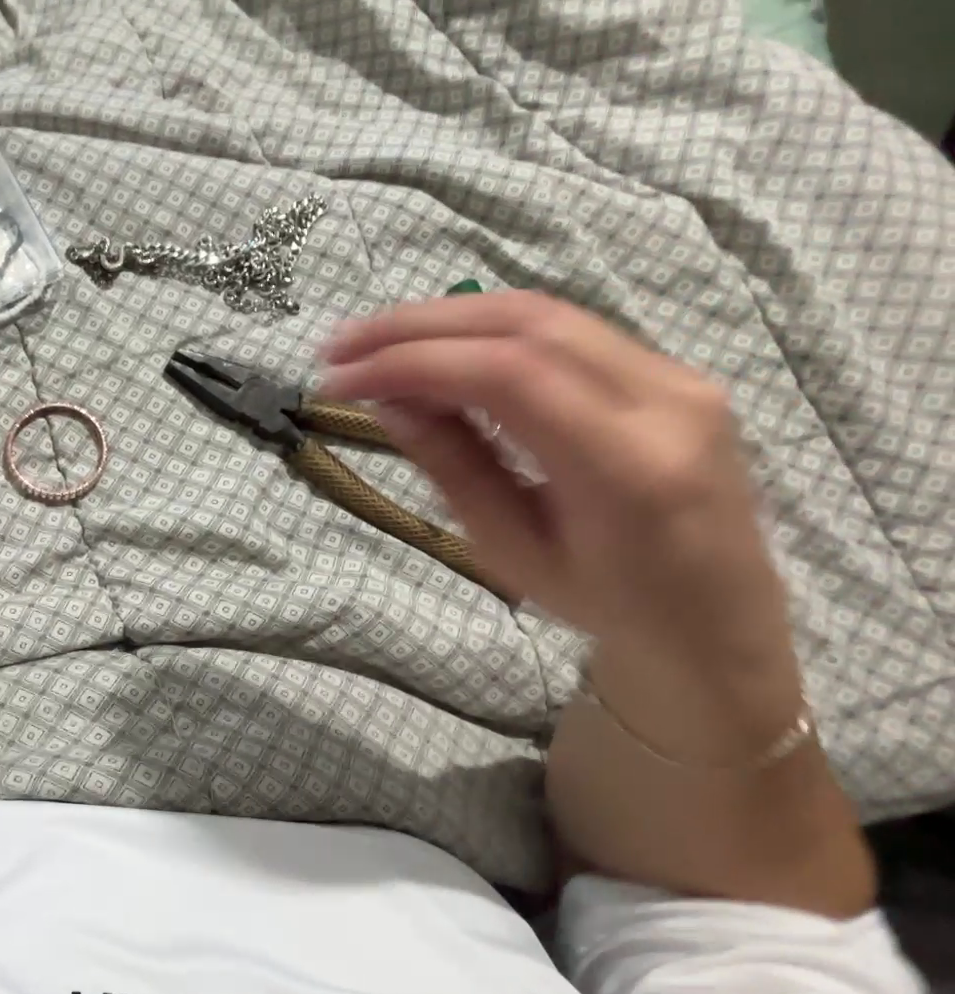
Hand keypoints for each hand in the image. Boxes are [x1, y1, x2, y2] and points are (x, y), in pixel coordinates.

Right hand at [321, 292, 802, 751]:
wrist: (715, 618)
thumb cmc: (603, 604)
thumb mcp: (509, 551)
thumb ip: (454, 467)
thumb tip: (390, 402)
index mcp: (627, 468)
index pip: (508, 375)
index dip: (412, 362)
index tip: (339, 379)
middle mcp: (667, 402)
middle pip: (526, 322)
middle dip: (418, 325)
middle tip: (339, 345)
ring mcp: (677, 377)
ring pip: (545, 313)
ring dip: (446, 317)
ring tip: (371, 340)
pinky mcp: (669, 370)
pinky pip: (564, 329)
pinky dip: (485, 329)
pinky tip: (436, 346)